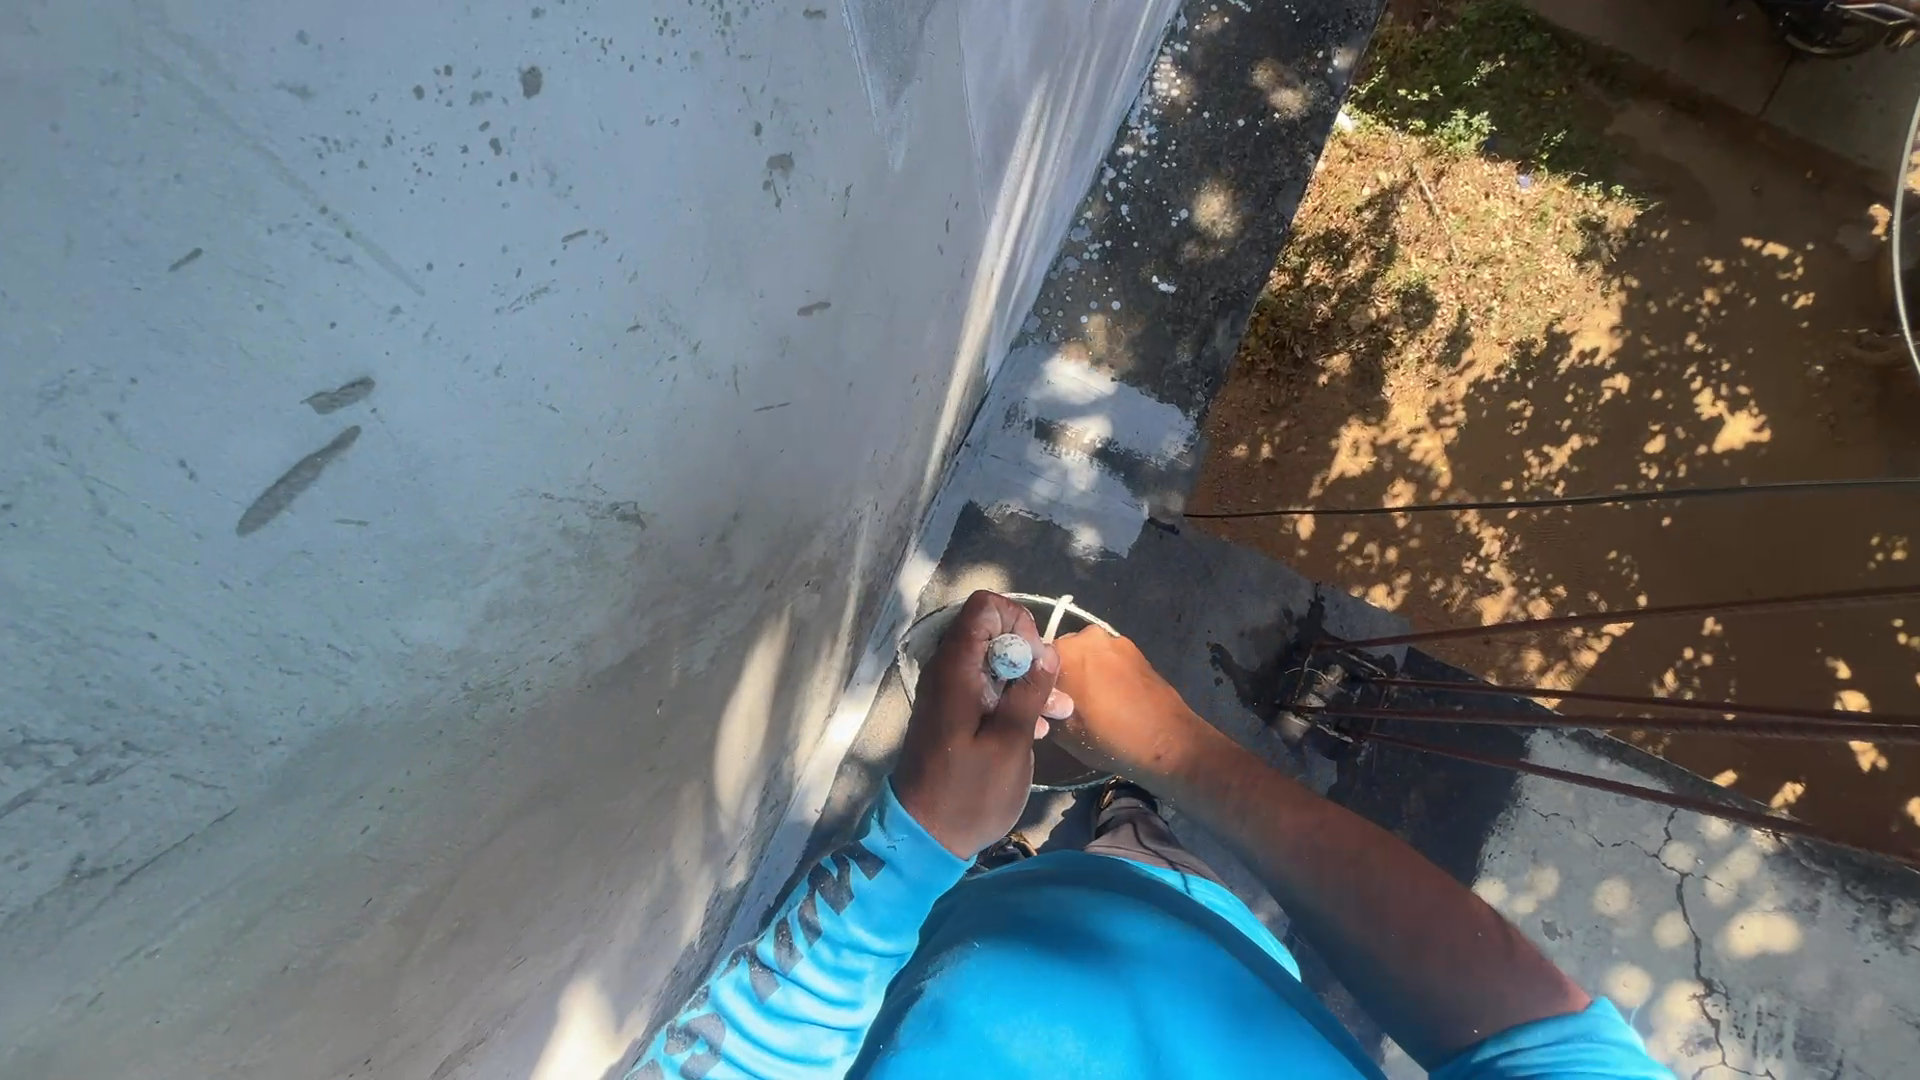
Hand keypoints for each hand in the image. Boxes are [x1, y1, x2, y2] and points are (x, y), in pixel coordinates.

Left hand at [892, 591, 1070, 857]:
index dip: (1017, 622)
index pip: (985, 607)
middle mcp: (947, 670)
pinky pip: (985, 688)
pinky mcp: (952, 712)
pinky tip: (1036, 728)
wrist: (924, 836)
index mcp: (955, 668)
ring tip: (1058, 713)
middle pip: (992, 633)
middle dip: (1028, 655)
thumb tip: (1045, 652)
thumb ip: (1029, 692)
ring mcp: (948, 691)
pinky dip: (1011, 698)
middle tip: (1051, 691)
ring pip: (993, 663)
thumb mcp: (1010, 743)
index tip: (1036, 659)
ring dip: (1026, 680)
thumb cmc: (968, 792)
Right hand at [1051, 629, 1223, 786]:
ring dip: (1084, 673)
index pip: (1034, 658)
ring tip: (1091, 703)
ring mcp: (1115, 640)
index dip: (1035, 681)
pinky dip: (1105, 673)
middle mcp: (1087, 636)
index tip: (1040, 700)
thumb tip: (1036, 698)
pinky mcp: (1135, 651)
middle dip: (1061, 674)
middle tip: (1064, 702)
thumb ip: (1041, 706)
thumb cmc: (1108, 737)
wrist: (1167, 741)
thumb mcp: (1061, 732)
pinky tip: (1110, 698)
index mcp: (1064, 650)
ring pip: (1087, 655)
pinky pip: (1108, 659)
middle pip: (1062, 653)